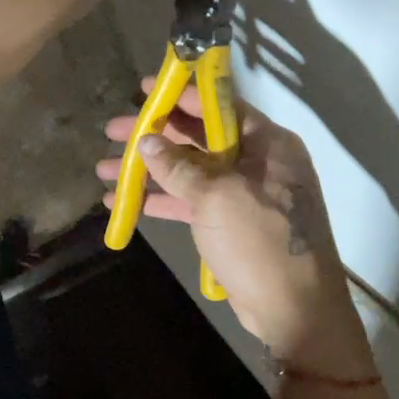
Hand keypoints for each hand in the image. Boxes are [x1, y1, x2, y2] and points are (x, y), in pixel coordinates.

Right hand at [96, 82, 355, 353]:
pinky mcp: (229, 223)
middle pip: (199, 138)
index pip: (221, 107)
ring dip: (148, 171)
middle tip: (113, 132)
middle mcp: (256, 163)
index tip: (145, 90)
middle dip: (154, 135)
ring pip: (188, 171)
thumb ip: (179, 166)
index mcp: (267, 145)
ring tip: (105, 170)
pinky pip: (188, 202)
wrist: (293, 308)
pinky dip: (158, 200)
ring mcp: (242, 195)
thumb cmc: (261, 242)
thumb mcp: (216, 197)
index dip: (182, 96)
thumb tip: (146, 141)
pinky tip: (122, 203)